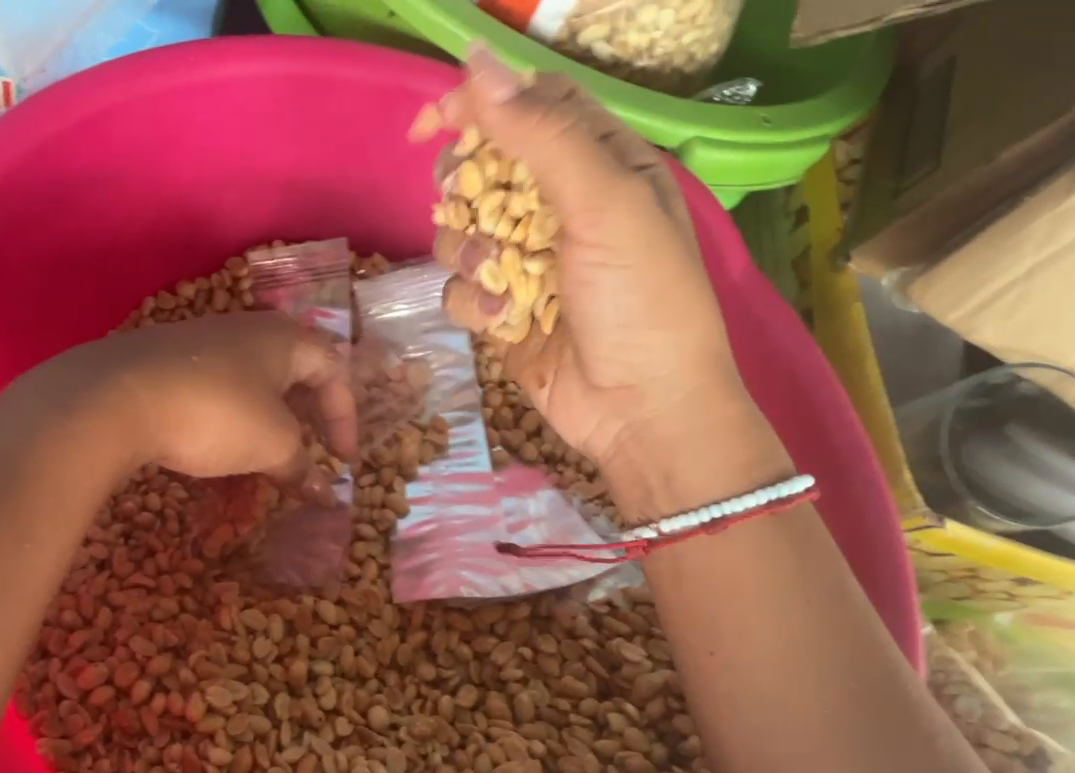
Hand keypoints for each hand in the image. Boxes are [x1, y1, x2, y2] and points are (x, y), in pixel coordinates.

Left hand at [49, 311, 355, 494]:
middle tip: (311, 453)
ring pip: (249, 382)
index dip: (345, 416)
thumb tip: (322, 492)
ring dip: (265, 420)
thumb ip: (301, 466)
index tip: (342, 461)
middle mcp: (243, 331)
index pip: (333, 368)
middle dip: (306, 415)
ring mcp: (197, 344)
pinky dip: (227, 420)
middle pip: (291, 370)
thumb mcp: (272, 444)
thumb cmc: (216, 413)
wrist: (116, 399)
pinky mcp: (162, 364)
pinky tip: (215, 449)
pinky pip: (211, 391)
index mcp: (282, 338)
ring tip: (265, 456)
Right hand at [433, 50, 780, 503]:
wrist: (640, 408)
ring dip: (467, 252)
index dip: (482, 105)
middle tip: (463, 204)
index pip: (534, 109)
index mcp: (604, 166)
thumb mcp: (604, 204)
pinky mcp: (505, 314)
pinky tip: (504, 321)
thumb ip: (542, 135)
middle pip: (486, 170)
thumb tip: (478, 63)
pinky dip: (475, 303)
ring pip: (462, 233)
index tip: (432, 122)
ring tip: (499, 276)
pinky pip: (462, 290)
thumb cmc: (641, 300)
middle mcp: (563, 209)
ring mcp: (530, 265)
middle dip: (464, 188)